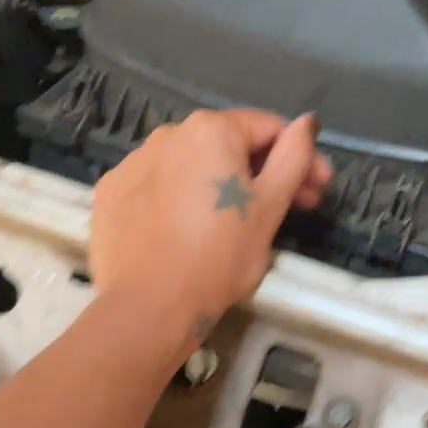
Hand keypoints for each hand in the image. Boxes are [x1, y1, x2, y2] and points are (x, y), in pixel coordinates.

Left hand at [87, 109, 331, 354]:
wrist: (149, 306)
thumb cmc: (221, 254)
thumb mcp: (270, 207)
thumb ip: (293, 157)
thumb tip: (308, 121)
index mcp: (212, 130)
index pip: (269, 128)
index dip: (301, 157)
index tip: (317, 190)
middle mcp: (168, 133)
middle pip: (228, 144)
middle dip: (263, 172)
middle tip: (291, 208)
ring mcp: (133, 162)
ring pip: (191, 164)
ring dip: (221, 183)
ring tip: (235, 222)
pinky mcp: (110, 193)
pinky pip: (158, 185)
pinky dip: (180, 198)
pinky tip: (189, 229)